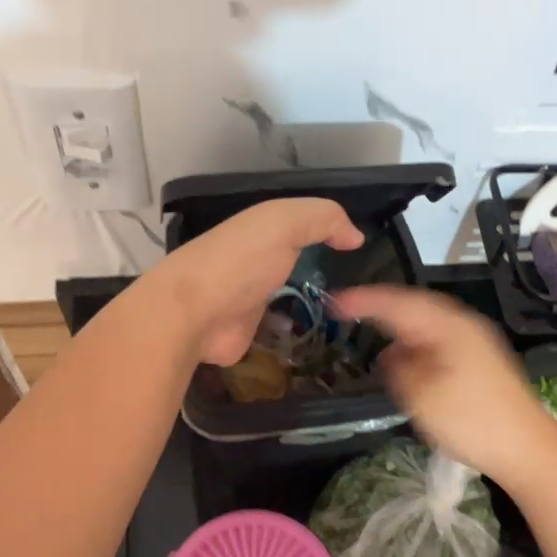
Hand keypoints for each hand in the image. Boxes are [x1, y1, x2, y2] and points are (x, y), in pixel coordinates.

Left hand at [147, 198, 363, 365]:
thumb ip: (324, 219)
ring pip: (288, 297)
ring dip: (311, 304)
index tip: (363, 248)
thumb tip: (357, 236)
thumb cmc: (241, 261)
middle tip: (364, 286)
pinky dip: (296, 332)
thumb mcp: (285, 222)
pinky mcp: (245, 333)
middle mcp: (254, 262)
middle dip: (322, 271)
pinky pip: (278, 330)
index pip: (301, 226)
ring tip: (349, 313)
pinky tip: (322, 336)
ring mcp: (248, 299)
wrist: (193, 315)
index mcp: (261, 231)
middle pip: (294, 263)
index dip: (330, 232)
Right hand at [333, 285, 556, 481]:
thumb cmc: (472, 422)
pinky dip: (416, 346)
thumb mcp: (422, 397)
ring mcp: (476, 343)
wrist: (528, 449)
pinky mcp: (481, 363)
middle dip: (382, 310)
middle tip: (349, 313)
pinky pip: (439, 342)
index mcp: (448, 327)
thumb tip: (392, 358)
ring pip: (428, 326)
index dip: (364, 302)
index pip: (397, 303)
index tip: (334, 303)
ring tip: (373, 338)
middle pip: (415, 307)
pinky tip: (406, 363)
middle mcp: (463, 326)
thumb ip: (398, 370)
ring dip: (400, 330)